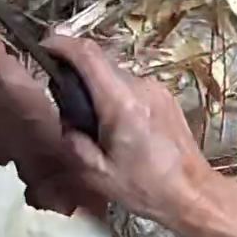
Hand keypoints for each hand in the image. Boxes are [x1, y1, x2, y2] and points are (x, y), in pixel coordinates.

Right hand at [45, 34, 219, 228]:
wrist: (191, 192)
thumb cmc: (146, 187)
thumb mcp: (96, 172)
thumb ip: (73, 140)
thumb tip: (65, 120)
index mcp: (121, 103)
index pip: (87, 54)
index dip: (61, 44)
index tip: (45, 47)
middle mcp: (141, 88)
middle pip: (100, 63)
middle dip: (77, 74)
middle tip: (65, 102)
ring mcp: (156, 90)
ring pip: (116, 75)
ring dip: (98, 88)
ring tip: (95, 123)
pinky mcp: (166, 97)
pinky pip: (132, 86)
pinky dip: (117, 96)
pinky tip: (119, 126)